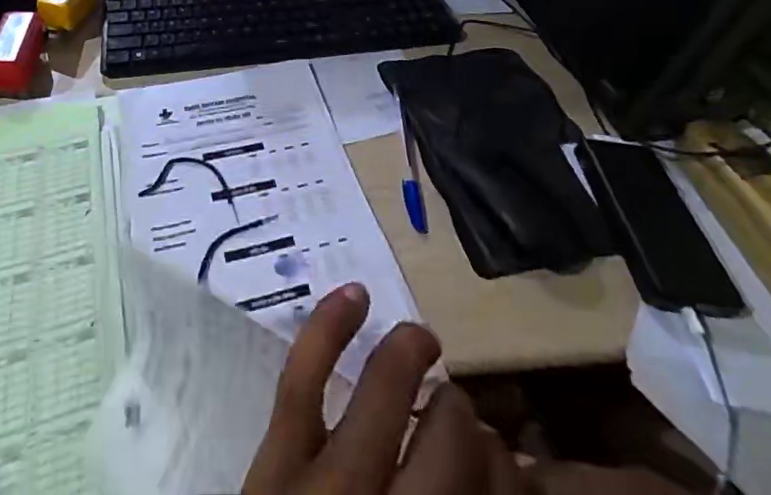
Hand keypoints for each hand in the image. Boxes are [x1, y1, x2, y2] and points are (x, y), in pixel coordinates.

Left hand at [244, 283, 528, 494]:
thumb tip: (495, 461)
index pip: (487, 482)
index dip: (499, 464)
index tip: (493, 460)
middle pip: (451, 439)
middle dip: (461, 416)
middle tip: (456, 410)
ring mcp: (319, 484)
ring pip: (382, 394)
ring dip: (409, 355)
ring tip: (424, 339)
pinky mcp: (270, 464)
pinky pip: (301, 382)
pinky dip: (328, 330)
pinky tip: (353, 295)